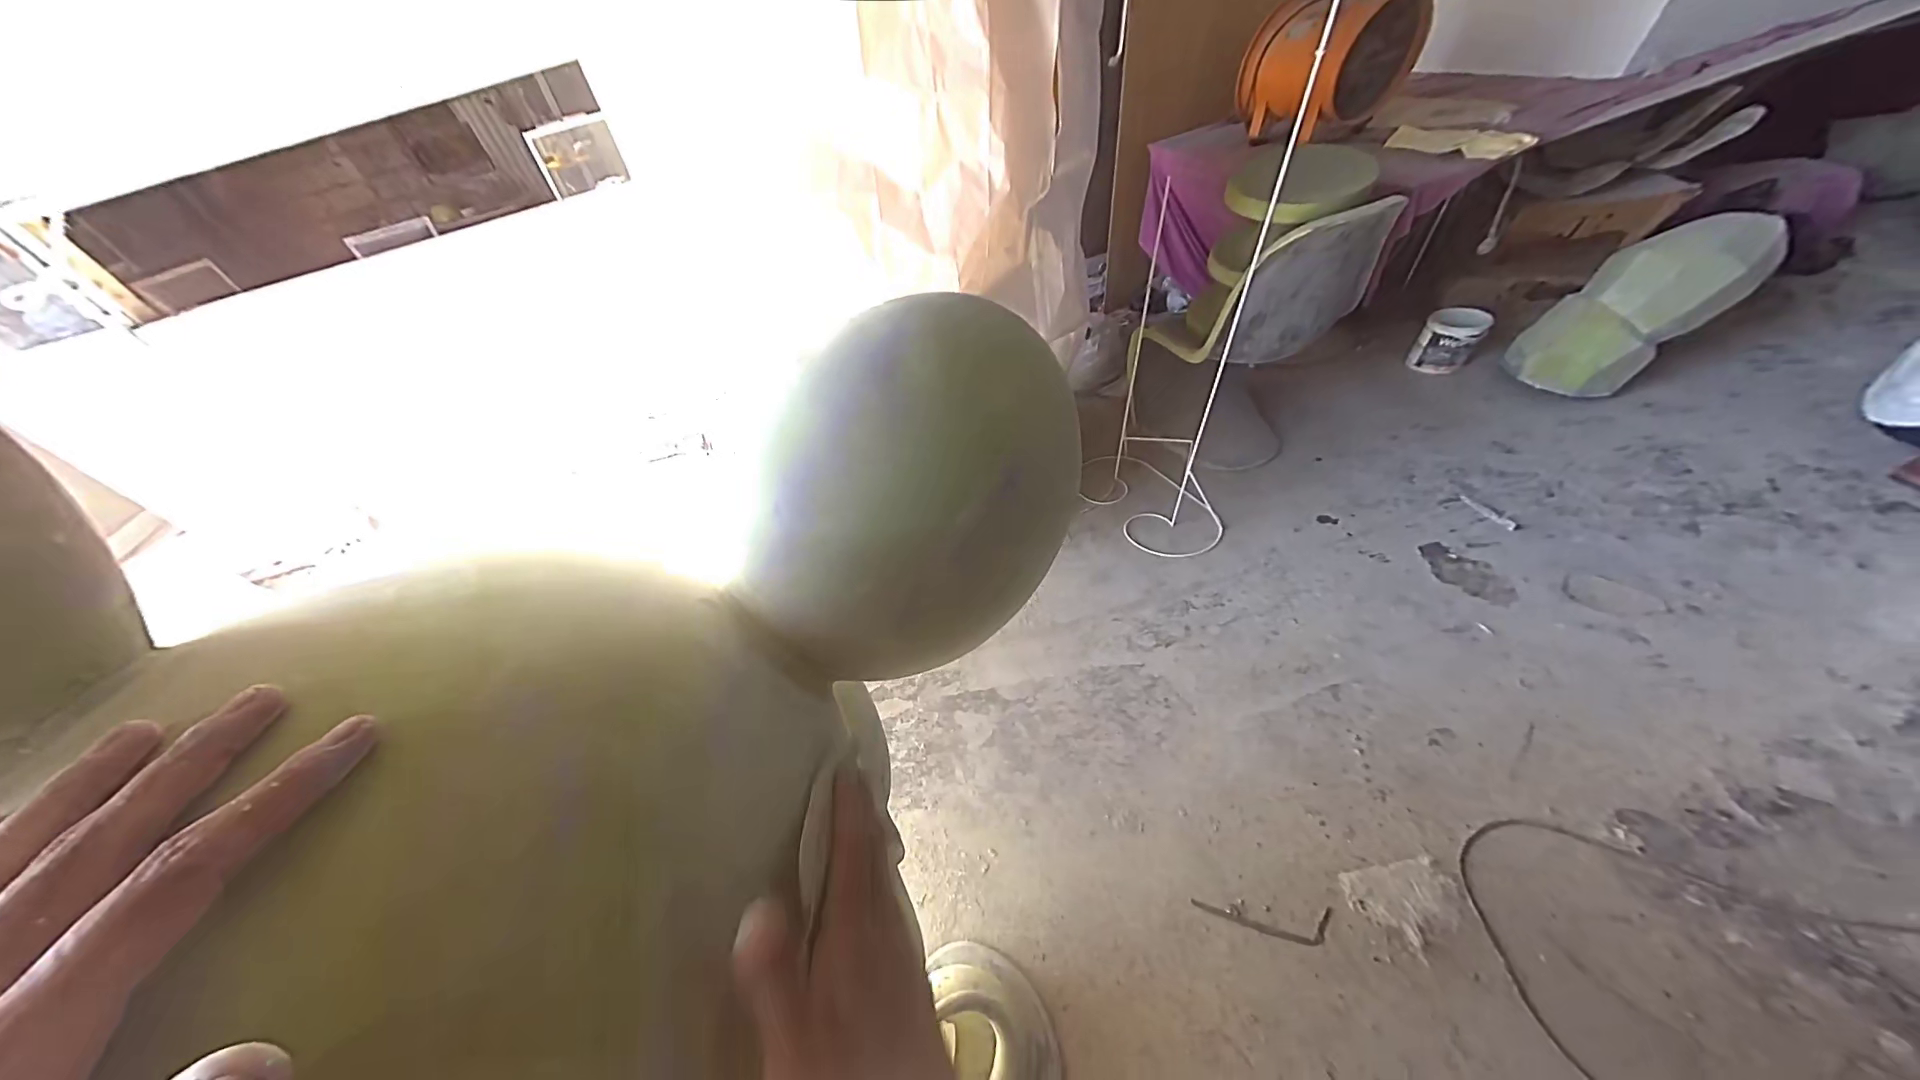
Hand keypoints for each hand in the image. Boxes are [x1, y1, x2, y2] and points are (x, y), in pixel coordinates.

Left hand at [0, 686, 377, 1079]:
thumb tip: (274, 1056)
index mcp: (31, 1024)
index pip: (184, 875)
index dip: (275, 798)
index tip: (345, 743)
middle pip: (107, 842)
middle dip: (196, 761)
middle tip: (260, 700)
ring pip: (17, 853)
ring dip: (94, 784)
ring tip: (147, 731)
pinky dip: (1, 835)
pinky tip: (29, 814)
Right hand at [732, 767, 950, 1079]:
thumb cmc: (846, 1071)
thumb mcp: (794, 1034)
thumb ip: (774, 974)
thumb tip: (757, 907)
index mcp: (855, 931)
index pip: (854, 853)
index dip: (850, 808)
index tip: (846, 767)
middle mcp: (885, 929)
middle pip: (877, 857)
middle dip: (865, 815)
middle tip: (853, 779)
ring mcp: (900, 950)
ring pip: (887, 878)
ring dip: (874, 842)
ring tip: (860, 820)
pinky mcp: (907, 972)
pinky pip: (890, 902)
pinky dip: (879, 875)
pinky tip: (871, 889)